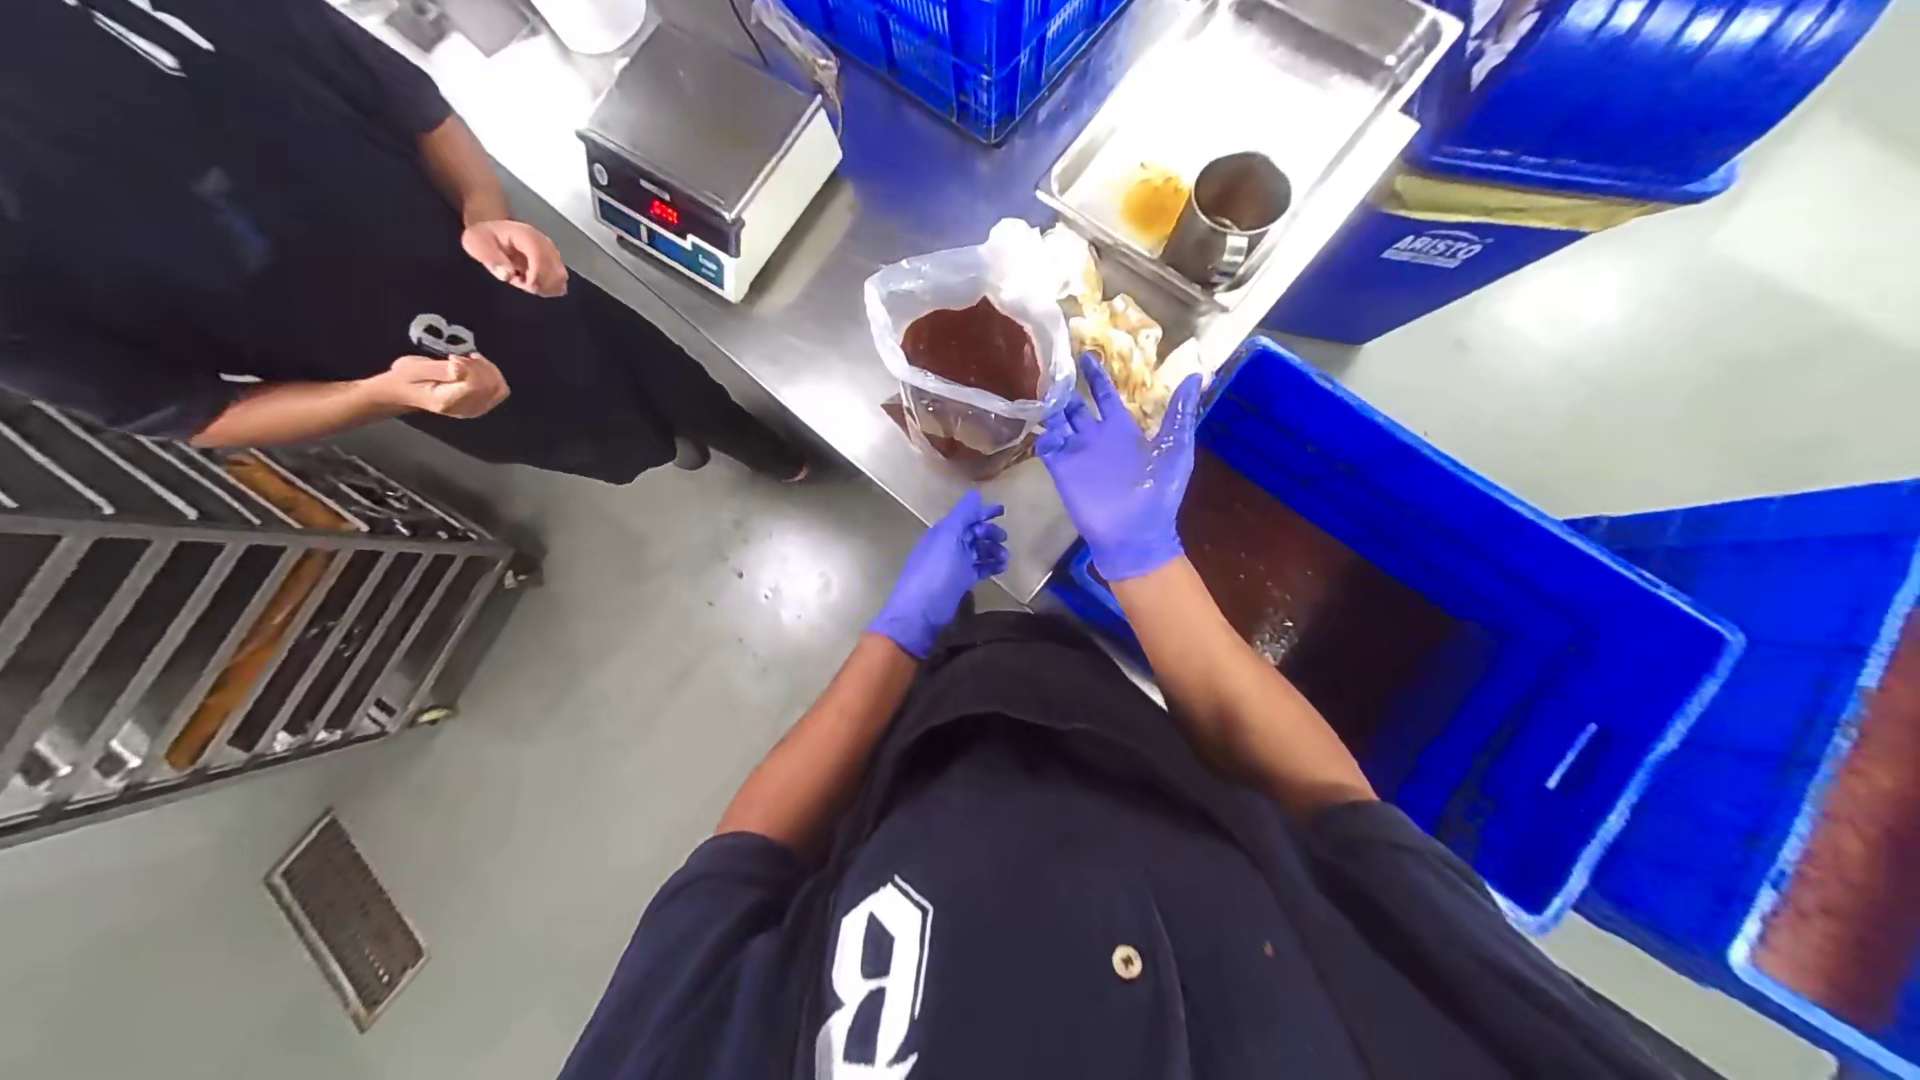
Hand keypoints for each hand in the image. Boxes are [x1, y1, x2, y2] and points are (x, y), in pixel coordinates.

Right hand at [369, 353, 510, 418]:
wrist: (405, 392)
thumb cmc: (407, 377)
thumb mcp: (415, 368)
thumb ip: (441, 369)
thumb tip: (463, 369)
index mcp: (448, 401)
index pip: (476, 386)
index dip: (472, 368)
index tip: (454, 357)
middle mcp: (467, 409)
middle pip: (492, 387)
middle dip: (482, 367)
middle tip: (463, 356)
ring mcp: (477, 409)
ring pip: (500, 389)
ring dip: (490, 370)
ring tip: (471, 359)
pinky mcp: (482, 405)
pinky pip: (499, 391)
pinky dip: (493, 376)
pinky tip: (477, 366)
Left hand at [461, 219, 568, 296]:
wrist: (496, 232)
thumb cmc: (484, 238)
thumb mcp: (476, 243)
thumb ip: (490, 258)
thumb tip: (509, 274)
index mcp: (527, 236)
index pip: (541, 258)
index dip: (535, 276)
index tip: (522, 283)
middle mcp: (546, 244)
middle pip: (555, 271)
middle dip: (538, 284)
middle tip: (519, 281)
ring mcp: (554, 254)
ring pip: (560, 278)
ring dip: (545, 287)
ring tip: (527, 283)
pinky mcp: (557, 263)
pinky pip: (561, 281)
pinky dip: (551, 288)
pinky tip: (536, 285)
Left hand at [868, 490, 1008, 658]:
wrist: (919, 613)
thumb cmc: (935, 573)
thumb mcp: (949, 538)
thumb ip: (962, 515)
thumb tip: (974, 493)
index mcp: (943, 532)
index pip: (966, 516)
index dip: (983, 512)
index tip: (1003, 511)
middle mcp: (947, 545)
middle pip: (972, 533)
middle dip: (990, 533)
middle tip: (1004, 538)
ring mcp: (952, 565)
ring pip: (976, 551)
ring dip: (992, 551)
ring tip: (1005, 558)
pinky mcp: (958, 583)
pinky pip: (977, 569)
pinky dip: (989, 566)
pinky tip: (1000, 569)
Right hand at [1038, 352, 1201, 581]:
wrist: (1136, 532)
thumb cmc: (1160, 492)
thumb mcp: (1177, 447)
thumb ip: (1180, 412)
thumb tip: (1197, 375)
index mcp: (1122, 429)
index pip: (1104, 395)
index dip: (1096, 375)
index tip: (1087, 354)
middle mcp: (1096, 437)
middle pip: (1075, 405)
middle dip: (1065, 386)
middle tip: (1052, 363)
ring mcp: (1077, 453)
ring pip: (1057, 421)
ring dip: (1049, 404)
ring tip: (1040, 385)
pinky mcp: (1062, 470)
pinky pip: (1046, 446)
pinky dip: (1042, 433)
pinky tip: (1042, 422)